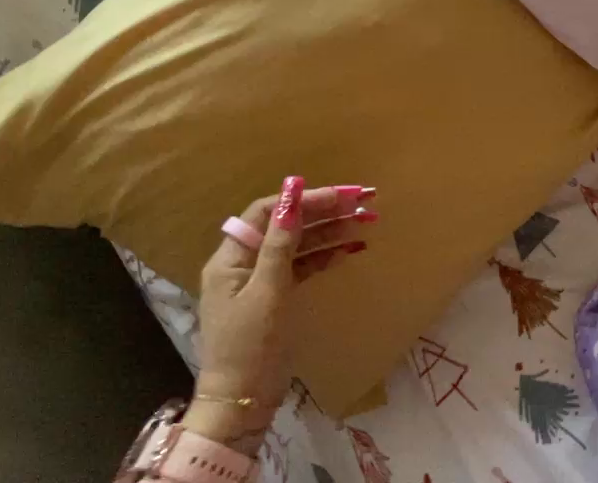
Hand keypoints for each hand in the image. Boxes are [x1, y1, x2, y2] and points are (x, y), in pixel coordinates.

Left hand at [182, 178, 376, 452]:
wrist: (241, 403)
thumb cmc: (250, 345)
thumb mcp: (268, 290)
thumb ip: (280, 242)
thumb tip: (291, 193)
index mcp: (231, 258)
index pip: (267, 212)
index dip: (304, 199)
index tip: (340, 195)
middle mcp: (244, 264)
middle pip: (286, 226)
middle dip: (324, 212)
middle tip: (363, 203)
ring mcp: (260, 282)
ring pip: (298, 245)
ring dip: (330, 232)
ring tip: (366, 222)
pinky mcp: (275, 298)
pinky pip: (302, 266)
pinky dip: (325, 256)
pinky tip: (351, 249)